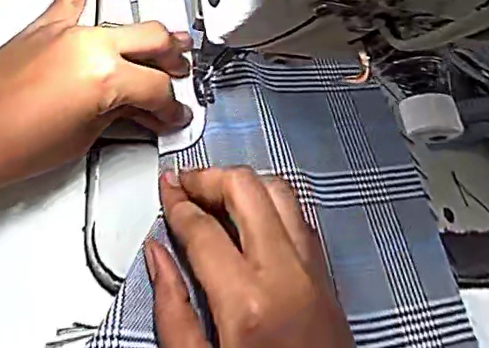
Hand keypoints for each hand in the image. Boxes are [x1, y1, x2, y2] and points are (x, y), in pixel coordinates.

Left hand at [0, 0, 192, 189]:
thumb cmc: (13, 143)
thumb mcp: (83, 139)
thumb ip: (119, 115)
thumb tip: (137, 109)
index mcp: (105, 77)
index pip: (156, 88)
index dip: (170, 108)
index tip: (172, 116)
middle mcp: (90, 43)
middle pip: (151, 40)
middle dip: (171, 60)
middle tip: (178, 76)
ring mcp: (68, 28)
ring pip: (123, 19)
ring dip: (148, 32)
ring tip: (167, 42)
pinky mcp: (47, 23)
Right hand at [146, 167, 353, 347]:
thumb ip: (173, 311)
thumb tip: (157, 256)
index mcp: (247, 303)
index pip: (202, 225)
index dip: (176, 200)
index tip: (165, 188)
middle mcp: (285, 277)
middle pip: (245, 189)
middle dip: (209, 177)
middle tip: (185, 184)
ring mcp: (314, 277)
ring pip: (279, 191)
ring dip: (244, 184)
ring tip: (217, 193)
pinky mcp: (331, 285)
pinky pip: (301, 219)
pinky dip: (273, 204)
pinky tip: (253, 217)